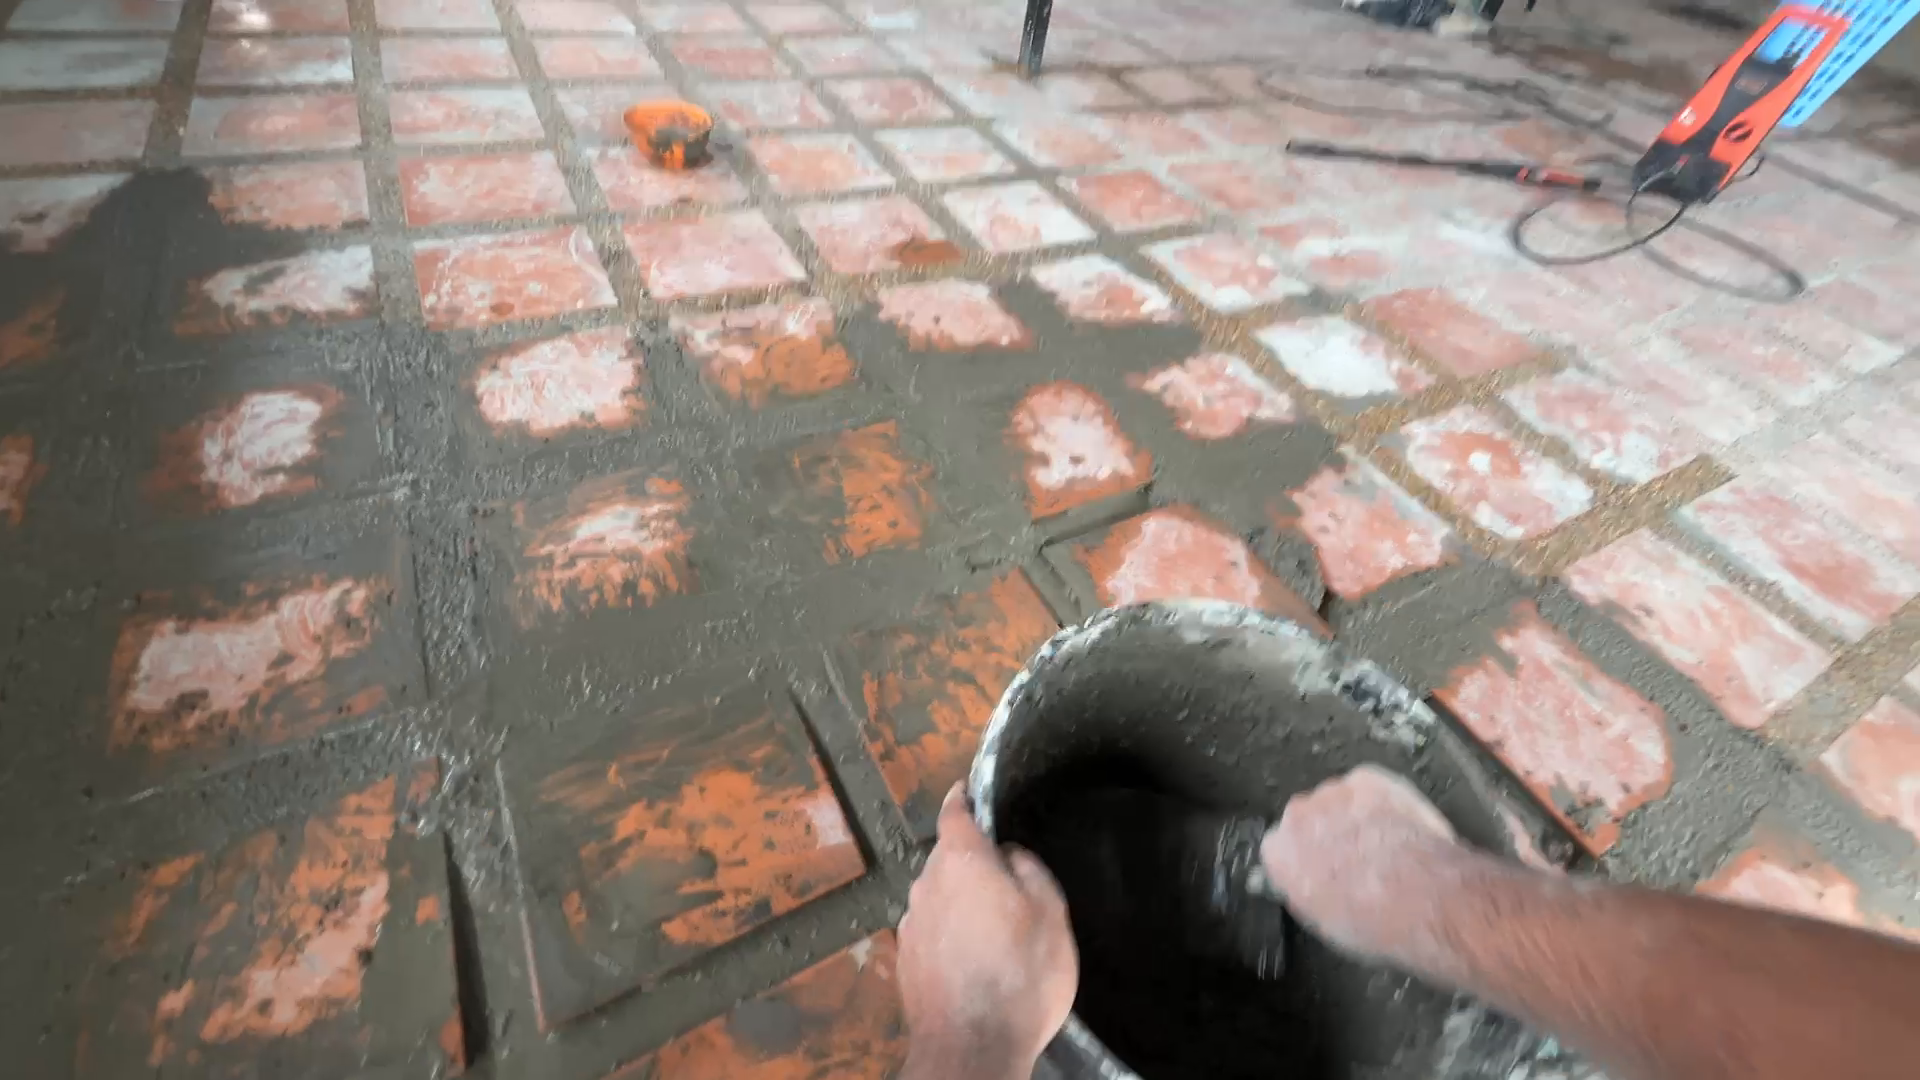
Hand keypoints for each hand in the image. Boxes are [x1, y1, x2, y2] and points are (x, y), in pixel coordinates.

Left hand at [898, 783, 1077, 1078]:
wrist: (971, 1050)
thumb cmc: (1019, 974)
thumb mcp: (1049, 913)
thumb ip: (1029, 868)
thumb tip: (1008, 854)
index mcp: (961, 859)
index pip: (955, 811)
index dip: (964, 797)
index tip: (970, 790)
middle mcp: (927, 881)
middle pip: (949, 855)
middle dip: (973, 861)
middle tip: (1006, 885)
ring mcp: (911, 921)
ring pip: (939, 893)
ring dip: (960, 900)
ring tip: (993, 931)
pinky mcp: (905, 957)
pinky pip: (931, 927)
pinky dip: (948, 931)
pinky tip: (972, 960)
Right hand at [1260, 764, 1468, 962]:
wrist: (1424, 899)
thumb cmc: (1375, 923)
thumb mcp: (1325, 925)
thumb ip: (1302, 893)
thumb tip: (1306, 884)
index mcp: (1277, 851)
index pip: (1281, 849)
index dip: (1306, 860)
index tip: (1325, 873)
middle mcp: (1295, 814)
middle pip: (1306, 818)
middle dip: (1326, 833)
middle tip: (1359, 859)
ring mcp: (1331, 792)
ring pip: (1338, 801)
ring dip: (1354, 816)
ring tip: (1388, 846)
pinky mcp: (1367, 779)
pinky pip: (1370, 788)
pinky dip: (1383, 803)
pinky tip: (1402, 828)